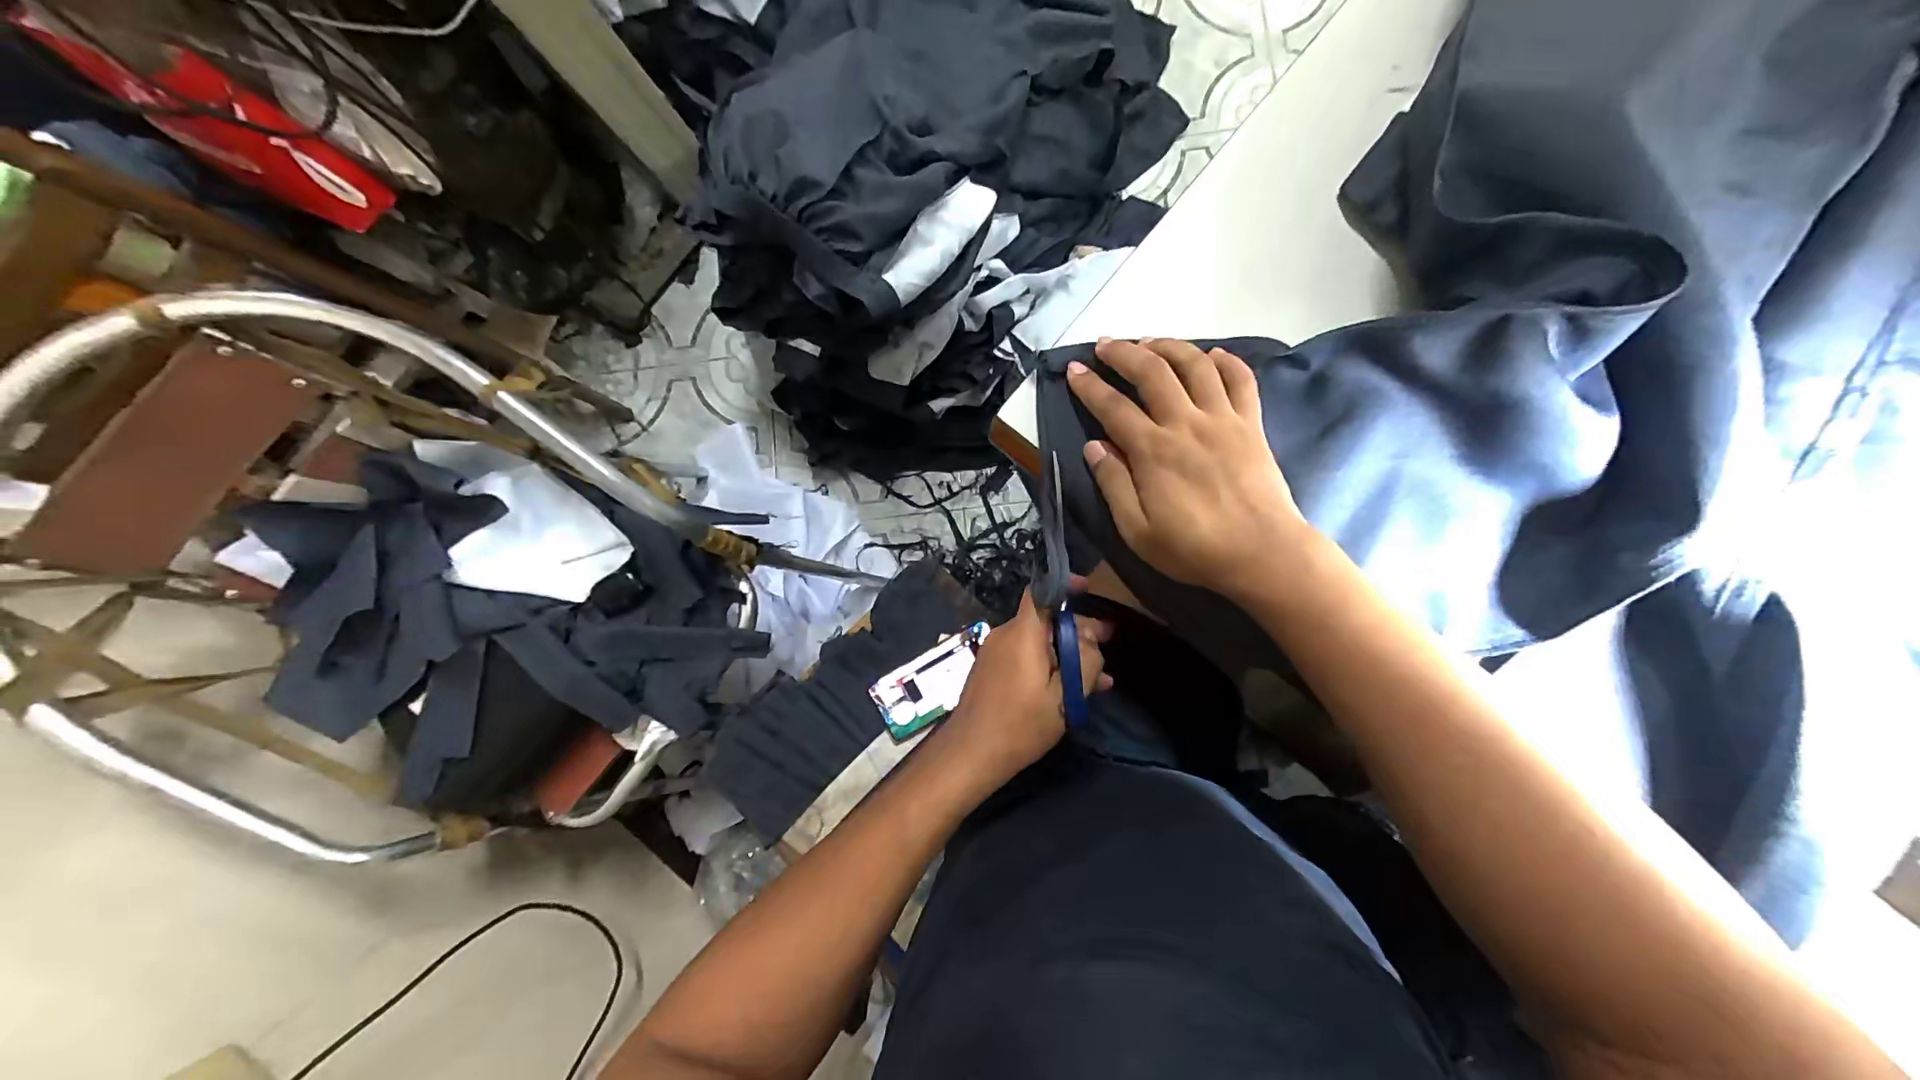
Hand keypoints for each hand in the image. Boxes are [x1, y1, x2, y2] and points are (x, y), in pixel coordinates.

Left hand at [942, 587, 1110, 789]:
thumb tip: (1090, 639)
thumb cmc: (1020, 724)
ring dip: (1068, 652)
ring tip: (1100, 676)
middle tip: (1108, 643)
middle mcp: (1006, 635)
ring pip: (1038, 641)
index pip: (1040, 592)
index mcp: (1022, 633)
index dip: (1064, 585)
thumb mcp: (1064, 696)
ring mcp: (995, 653)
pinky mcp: (992, 670)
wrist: (971, 753)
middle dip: (1078, 629)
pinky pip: (1025, 656)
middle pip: (1045, 619)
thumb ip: (1085, 662)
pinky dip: (1049, 664)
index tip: (1088, 590)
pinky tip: (1071, 687)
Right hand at [1067, 338, 1310, 602]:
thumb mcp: (1138, 530)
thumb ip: (1114, 485)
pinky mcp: (1251, 424)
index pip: (1113, 407)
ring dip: (1169, 346)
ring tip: (1150, 342)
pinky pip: (1240, 379)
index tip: (1073, 369)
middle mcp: (1186, 423)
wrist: (1262, 554)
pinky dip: (1225, 360)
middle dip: (1124, 352)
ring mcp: (1223, 419)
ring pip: (1195, 365)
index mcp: (1153, 451)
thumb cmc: (1194, 549)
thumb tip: (1093, 446)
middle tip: (1105, 345)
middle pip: (1152, 372)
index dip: (1089, 385)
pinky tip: (1211, 355)